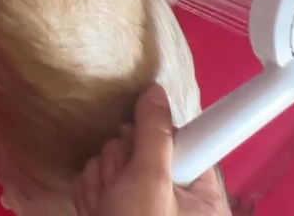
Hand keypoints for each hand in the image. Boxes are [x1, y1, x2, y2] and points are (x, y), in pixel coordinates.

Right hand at [72, 86, 231, 215]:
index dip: (149, 134)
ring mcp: (145, 204)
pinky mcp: (118, 209)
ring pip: (111, 163)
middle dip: (116, 164)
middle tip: (118, 190)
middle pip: (135, 147)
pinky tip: (98, 212)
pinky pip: (98, 182)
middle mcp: (176, 198)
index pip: (178, 138)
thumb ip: (153, 134)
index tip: (133, 136)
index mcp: (201, 194)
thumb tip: (156, 90)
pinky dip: (92, 194)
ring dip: (101, 182)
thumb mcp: (149, 183)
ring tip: (106, 209)